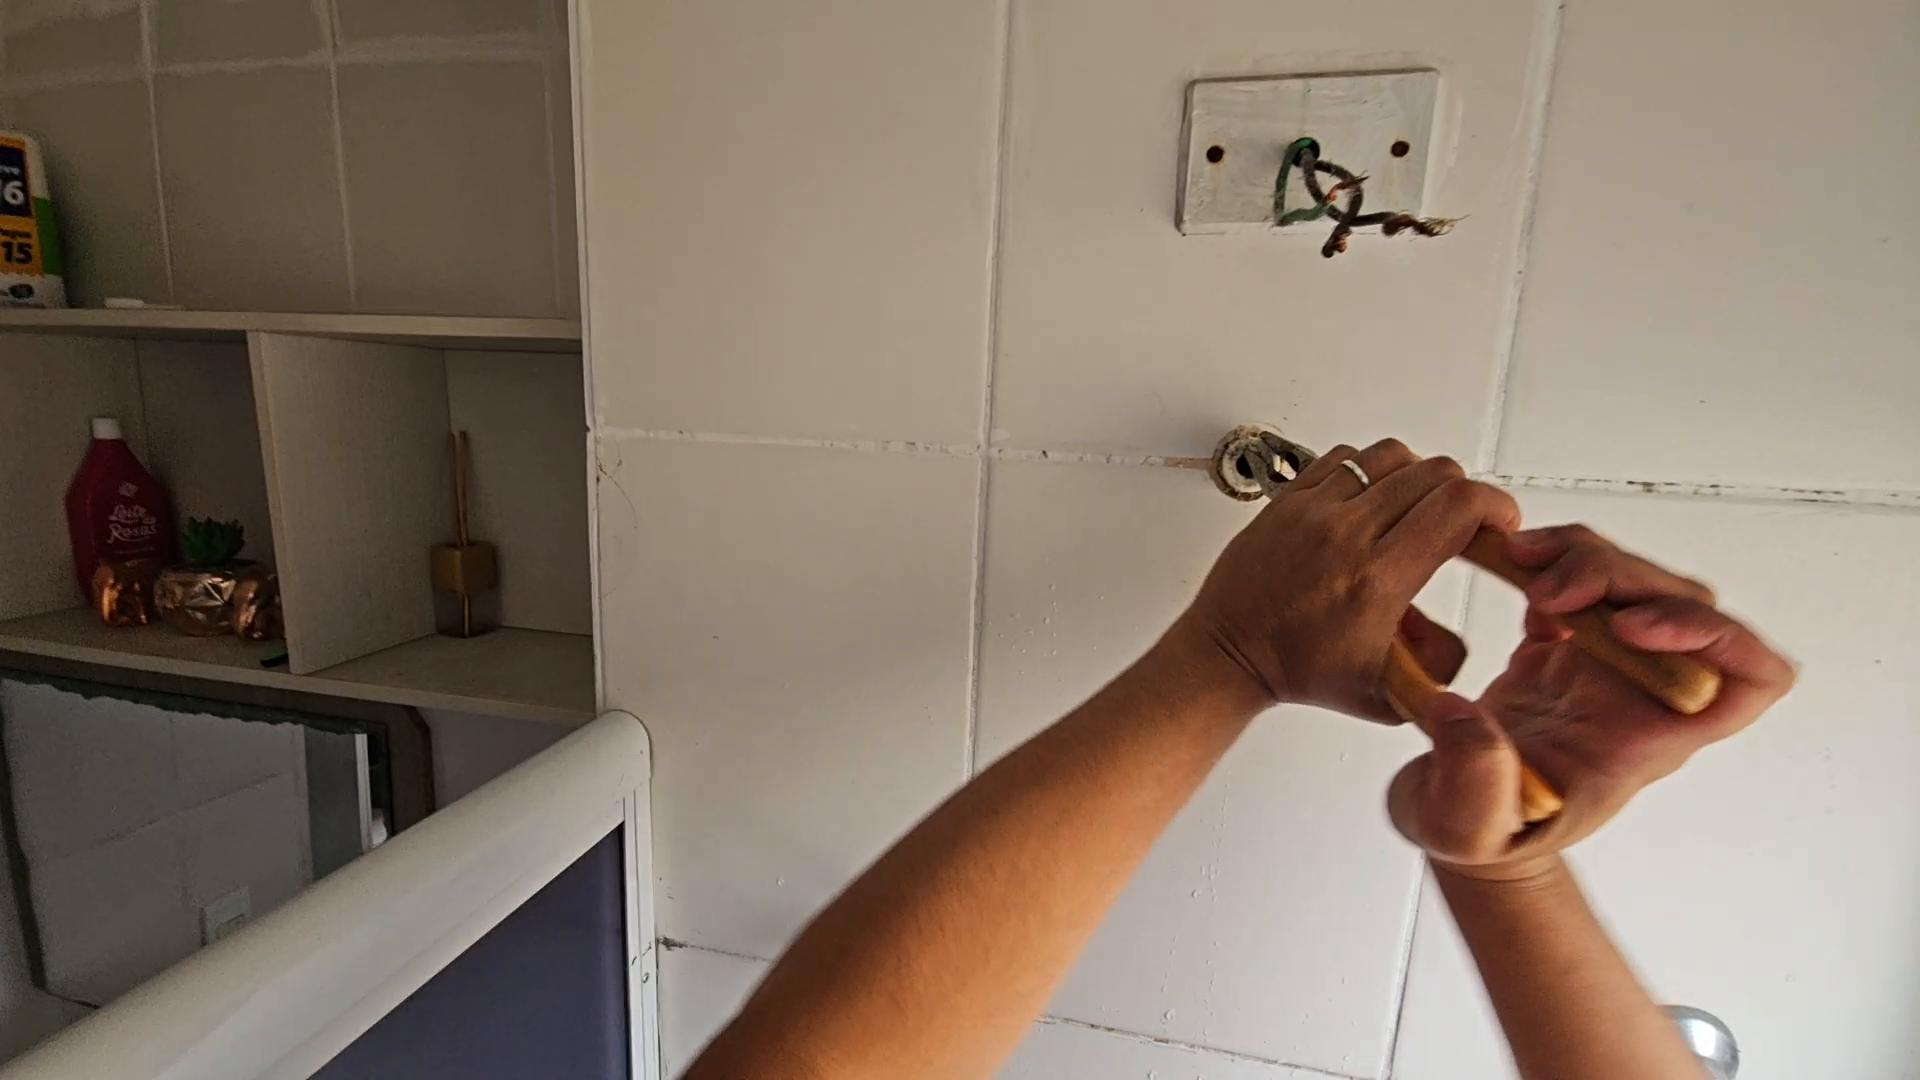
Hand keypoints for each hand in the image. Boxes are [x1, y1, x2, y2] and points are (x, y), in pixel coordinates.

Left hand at [1171, 439, 1520, 721]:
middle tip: (1459, 522)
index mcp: (1375, 579)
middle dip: (1463, 494)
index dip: (1497, 509)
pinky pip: (1339, 458)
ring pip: (1387, 455)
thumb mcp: (1386, 693)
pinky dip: (1366, 469)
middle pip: (1433, 473)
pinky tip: (1367, 498)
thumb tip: (1458, 626)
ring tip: (1413, 508)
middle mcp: (1342, 536)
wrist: (1228, 654)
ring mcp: (1308, 513)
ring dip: (1415, 476)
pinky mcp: (1283, 503)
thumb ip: (1440, 662)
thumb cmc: (1296, 671)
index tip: (1498, 528)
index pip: (1459, 506)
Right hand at [1387, 525, 1795, 879]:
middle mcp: (1629, 699)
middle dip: (1620, 577)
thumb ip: (1472, 775)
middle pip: (1682, 609)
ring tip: (1517, 556)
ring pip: (1630, 589)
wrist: (1453, 816)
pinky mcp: (1548, 657)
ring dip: (1582, 558)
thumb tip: (1461, 711)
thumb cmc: (1475, 833)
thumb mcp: (1463, 822)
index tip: (1630, 623)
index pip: (1744, 682)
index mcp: (1637, 740)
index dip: (1711, 638)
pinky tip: (1510, 566)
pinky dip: (1548, 565)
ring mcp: (1590, 673)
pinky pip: (1573, 594)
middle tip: (1545, 583)